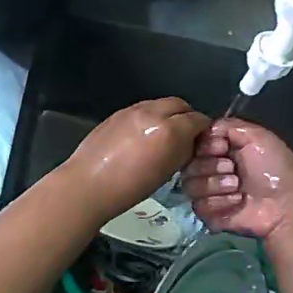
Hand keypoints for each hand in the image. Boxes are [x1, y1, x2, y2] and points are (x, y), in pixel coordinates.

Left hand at [58, 98, 209, 221]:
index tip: (202, 140)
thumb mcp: (166, 172)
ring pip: (160, 104)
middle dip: (186, 116)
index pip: (197, 119)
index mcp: (169, 130)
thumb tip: (189, 143)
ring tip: (163, 136)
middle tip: (185, 135)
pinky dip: (149, 117)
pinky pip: (142, 109)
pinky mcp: (117, 113)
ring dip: (167, 115)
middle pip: (179, 104)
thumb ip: (183, 151)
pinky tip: (144, 136)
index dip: (203, 129)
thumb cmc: (130, 188)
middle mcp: (152, 113)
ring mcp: (132, 110)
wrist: (89, 185)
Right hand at [182, 118, 292, 239]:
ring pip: (190, 185)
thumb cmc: (275, 170)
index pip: (195, 143)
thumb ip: (230, 125)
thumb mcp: (259, 137)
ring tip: (237, 187)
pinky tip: (237, 202)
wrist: (285, 205)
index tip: (223, 147)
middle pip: (189, 164)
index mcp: (221, 150)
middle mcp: (211, 170)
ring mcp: (208, 193)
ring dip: (215, 185)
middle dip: (211, 166)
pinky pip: (199, 205)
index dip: (206, 145)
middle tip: (233, 169)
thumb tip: (208, 127)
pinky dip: (219, 202)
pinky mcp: (209, 214)